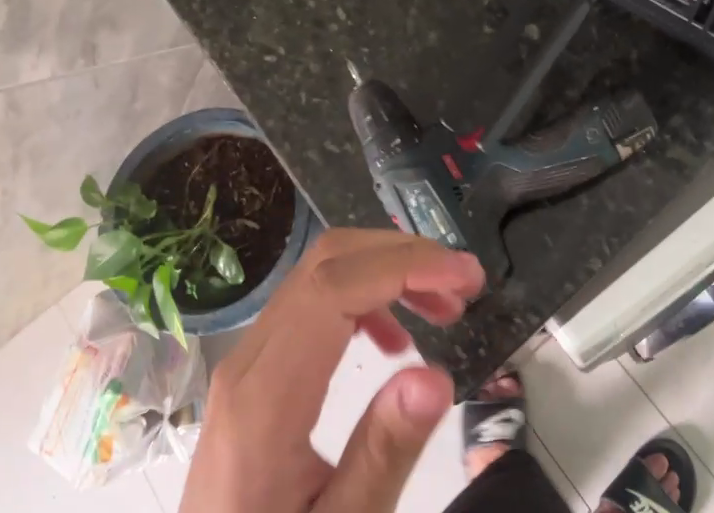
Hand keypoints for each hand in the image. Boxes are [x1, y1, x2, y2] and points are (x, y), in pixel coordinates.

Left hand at [179, 229, 484, 512]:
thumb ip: (382, 456)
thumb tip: (436, 376)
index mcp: (267, 397)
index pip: (332, 289)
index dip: (404, 266)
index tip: (466, 278)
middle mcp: (249, 361)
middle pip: (325, 264)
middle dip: (404, 256)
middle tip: (466, 285)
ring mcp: (247, 362)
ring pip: (317, 277)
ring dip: (386, 272)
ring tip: (444, 308)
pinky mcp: (253, 373)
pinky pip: (309, 306)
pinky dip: (362, 298)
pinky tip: (395, 340)